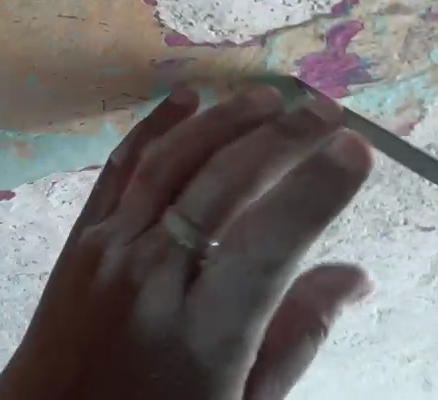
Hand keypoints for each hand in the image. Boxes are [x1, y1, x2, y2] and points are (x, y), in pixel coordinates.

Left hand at [0, 83, 374, 399]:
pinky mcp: (82, 232)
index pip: (269, 244)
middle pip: (221, 187)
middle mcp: (153, 276)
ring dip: (222, 122)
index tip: (354, 148)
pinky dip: (155, 128)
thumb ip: (295, 339)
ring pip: (171, 164)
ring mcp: (110, 246)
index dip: (314, 192)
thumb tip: (353, 276)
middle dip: (278, 140)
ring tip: (269, 98)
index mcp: (204, 334)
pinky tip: (186, 100)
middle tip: (324, 110)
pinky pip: (121, 167)